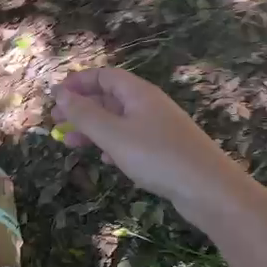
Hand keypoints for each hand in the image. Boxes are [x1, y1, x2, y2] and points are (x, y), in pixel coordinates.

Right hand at [52, 67, 255, 222]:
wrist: (211, 191)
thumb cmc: (158, 156)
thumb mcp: (113, 135)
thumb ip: (84, 114)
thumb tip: (60, 94)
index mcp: (138, 93)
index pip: (103, 75)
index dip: (78, 82)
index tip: (55, 97)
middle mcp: (149, 105)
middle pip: (108, 97)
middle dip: (81, 108)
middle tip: (56, 122)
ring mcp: (159, 128)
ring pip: (118, 121)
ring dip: (92, 129)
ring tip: (70, 143)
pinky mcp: (165, 149)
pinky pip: (131, 139)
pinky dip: (112, 145)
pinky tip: (105, 160)